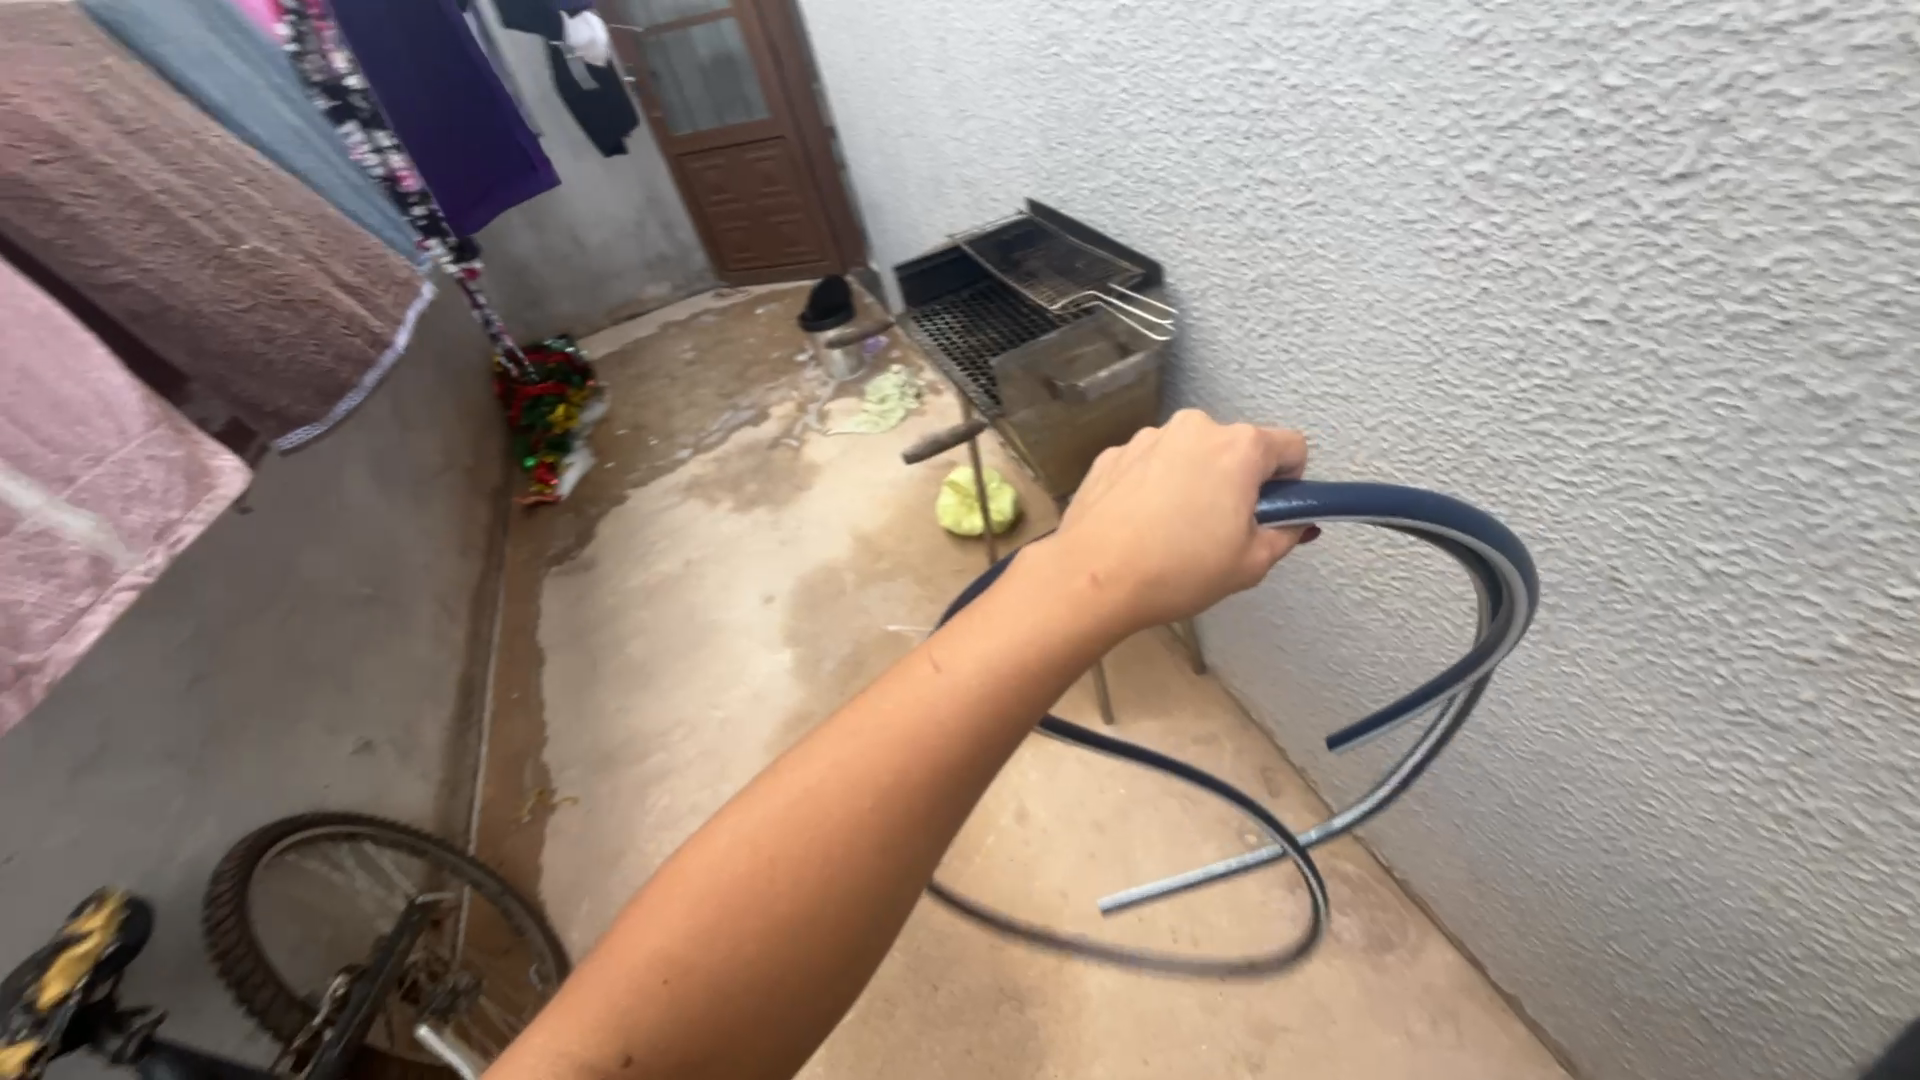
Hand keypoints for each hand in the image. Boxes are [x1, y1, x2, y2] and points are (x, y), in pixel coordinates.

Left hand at [1039, 410, 1311, 634]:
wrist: (1091, 577)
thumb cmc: (1174, 571)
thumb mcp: (1250, 564)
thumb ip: (1285, 534)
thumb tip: (1294, 523)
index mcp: (1238, 446)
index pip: (1291, 447)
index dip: (1290, 483)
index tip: (1272, 512)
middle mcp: (1193, 428)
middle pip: (1235, 448)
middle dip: (1236, 482)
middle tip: (1221, 531)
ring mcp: (1146, 439)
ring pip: (1188, 456)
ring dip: (1192, 482)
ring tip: (1174, 533)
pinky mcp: (1111, 456)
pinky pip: (1148, 466)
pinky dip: (1153, 487)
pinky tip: (1141, 526)